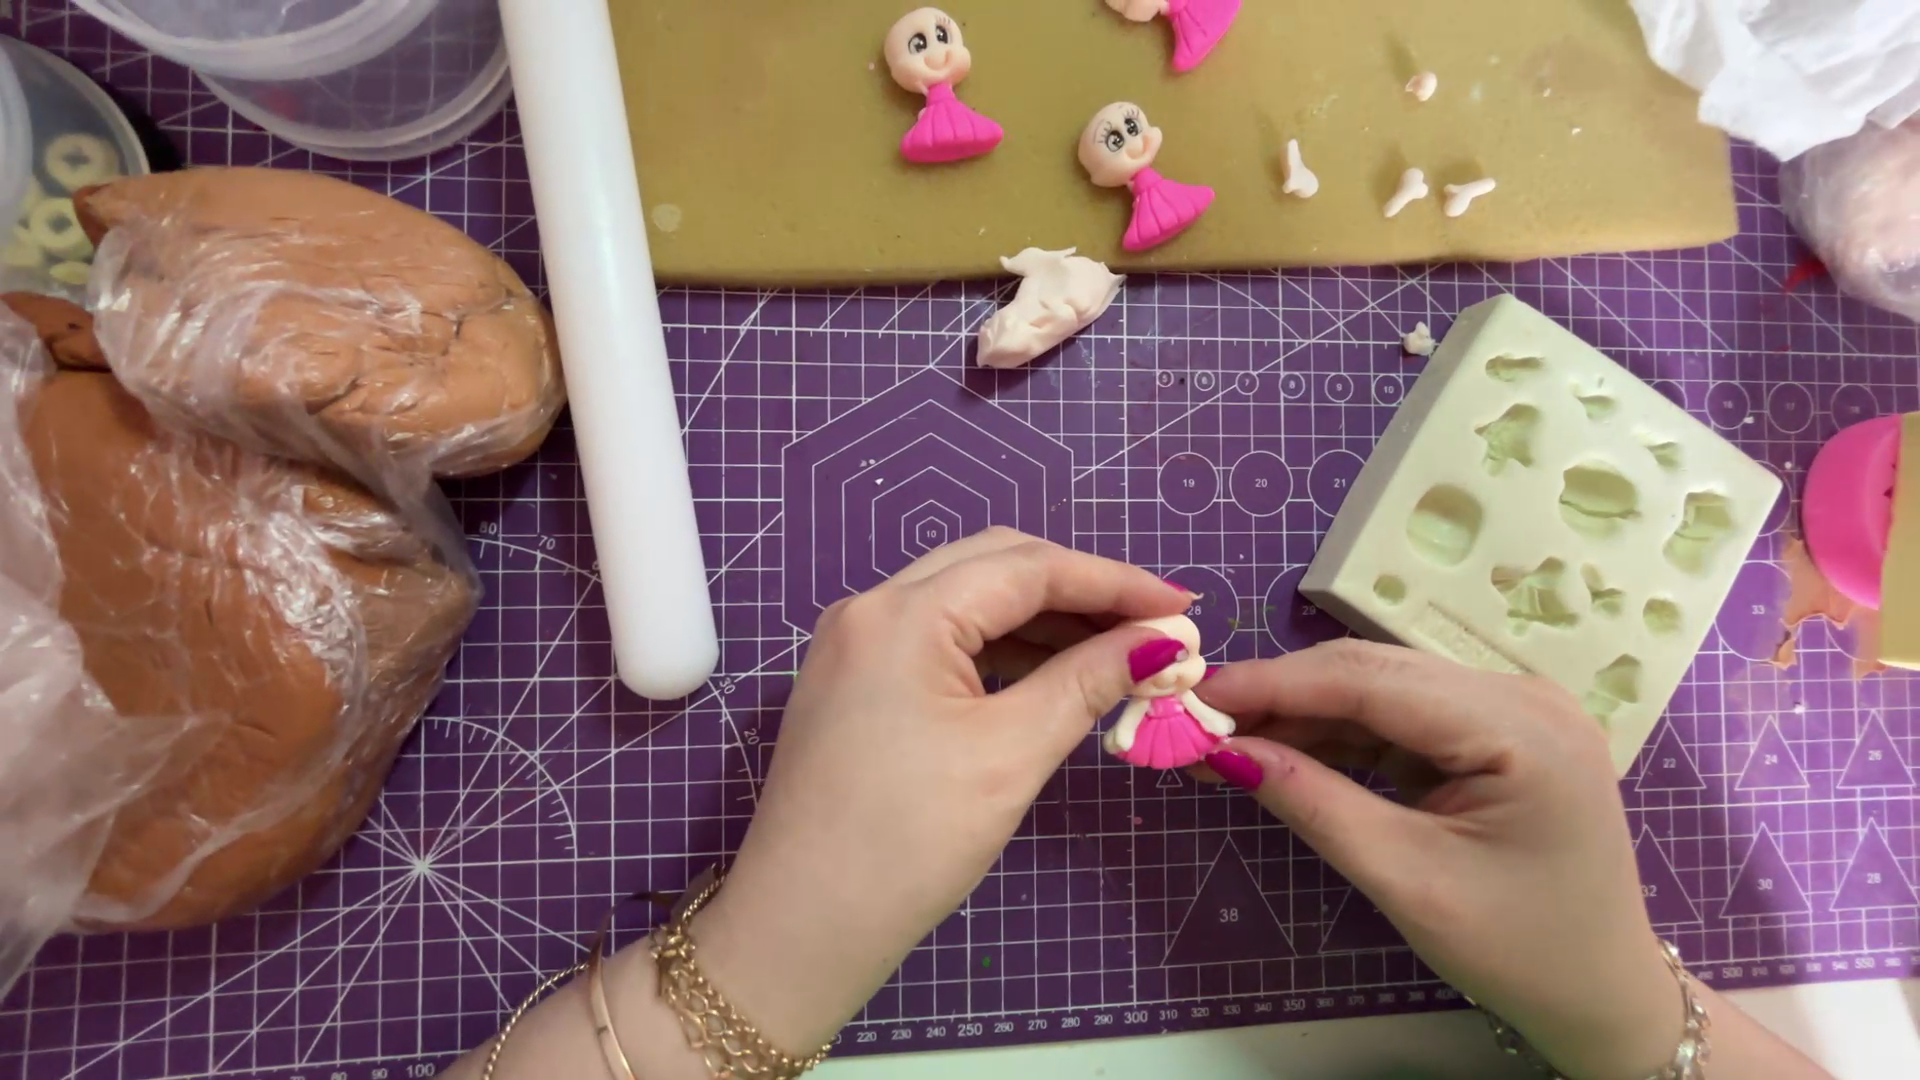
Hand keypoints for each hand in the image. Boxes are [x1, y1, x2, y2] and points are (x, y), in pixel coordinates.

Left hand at [695, 528, 1193, 1052]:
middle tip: (1153, 625)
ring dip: (1044, 617)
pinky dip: (1002, 645)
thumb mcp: (1009, 754)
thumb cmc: (908, 844)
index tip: (1183, 604)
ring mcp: (858, 637)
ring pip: (969, 597)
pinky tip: (1051, 667)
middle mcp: (873, 604)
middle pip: (996, 566)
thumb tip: (1164, 640)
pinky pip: (942, 634)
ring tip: (1117, 648)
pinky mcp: (858, 672)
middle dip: (1080, 589)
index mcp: (902, 611)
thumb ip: (1088, 680)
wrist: (800, 928)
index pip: (1027, 567)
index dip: (1113, 581)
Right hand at [1195, 641, 1684, 1079]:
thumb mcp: (1403, 877)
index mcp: (1519, 727)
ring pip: (1367, 687)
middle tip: (1199, 719)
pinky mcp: (1479, 727)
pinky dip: (1325, 732)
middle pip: (1365, 672)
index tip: (1197, 697)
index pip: (1368, 680)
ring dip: (1294, 712)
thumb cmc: (1518, 949)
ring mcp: (1500, 707)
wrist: (1606, 996)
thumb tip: (1220, 749)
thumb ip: (1309, 799)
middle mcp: (1516, 694)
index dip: (1273, 682)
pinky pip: (1385, 714)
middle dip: (1276, 693)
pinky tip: (1274, 748)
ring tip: (1224, 740)